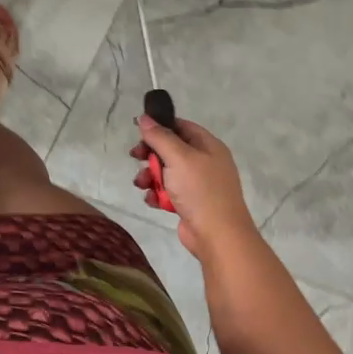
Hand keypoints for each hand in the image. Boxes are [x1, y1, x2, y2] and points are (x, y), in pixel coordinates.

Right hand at [131, 115, 256, 256]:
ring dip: (150, 176)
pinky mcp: (189, 202)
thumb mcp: (178, 158)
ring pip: (166, 172)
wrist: (217, 235)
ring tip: (142, 185)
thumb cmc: (200, 191)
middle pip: (170, 149)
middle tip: (135, 157)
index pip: (181, 126)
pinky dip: (158, 194)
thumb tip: (144, 118)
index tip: (138, 131)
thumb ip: (159, 137)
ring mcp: (197, 184)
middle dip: (150, 155)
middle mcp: (204, 162)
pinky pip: (168, 191)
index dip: (160, 126)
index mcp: (208, 146)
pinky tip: (153, 200)